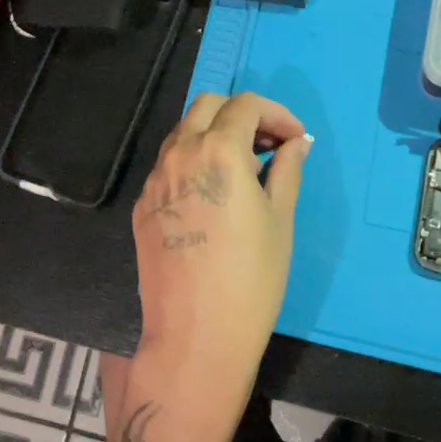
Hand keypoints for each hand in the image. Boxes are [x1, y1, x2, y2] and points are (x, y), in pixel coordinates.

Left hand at [130, 91, 311, 368]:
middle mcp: (180, 153)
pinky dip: (194, 162)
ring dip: (214, 134)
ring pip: (184, 132)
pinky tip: (213, 196)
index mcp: (218, 149)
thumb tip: (297, 143)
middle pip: (208, 106)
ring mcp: (155, 179)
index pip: (246, 105)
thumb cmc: (252, 277)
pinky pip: (169, 165)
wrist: (196, 336)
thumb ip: (288, 169)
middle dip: (242, 114)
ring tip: (243, 169)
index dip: (277, 114)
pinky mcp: (143, 205)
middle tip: (269, 145)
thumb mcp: (280, 218)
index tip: (295, 139)